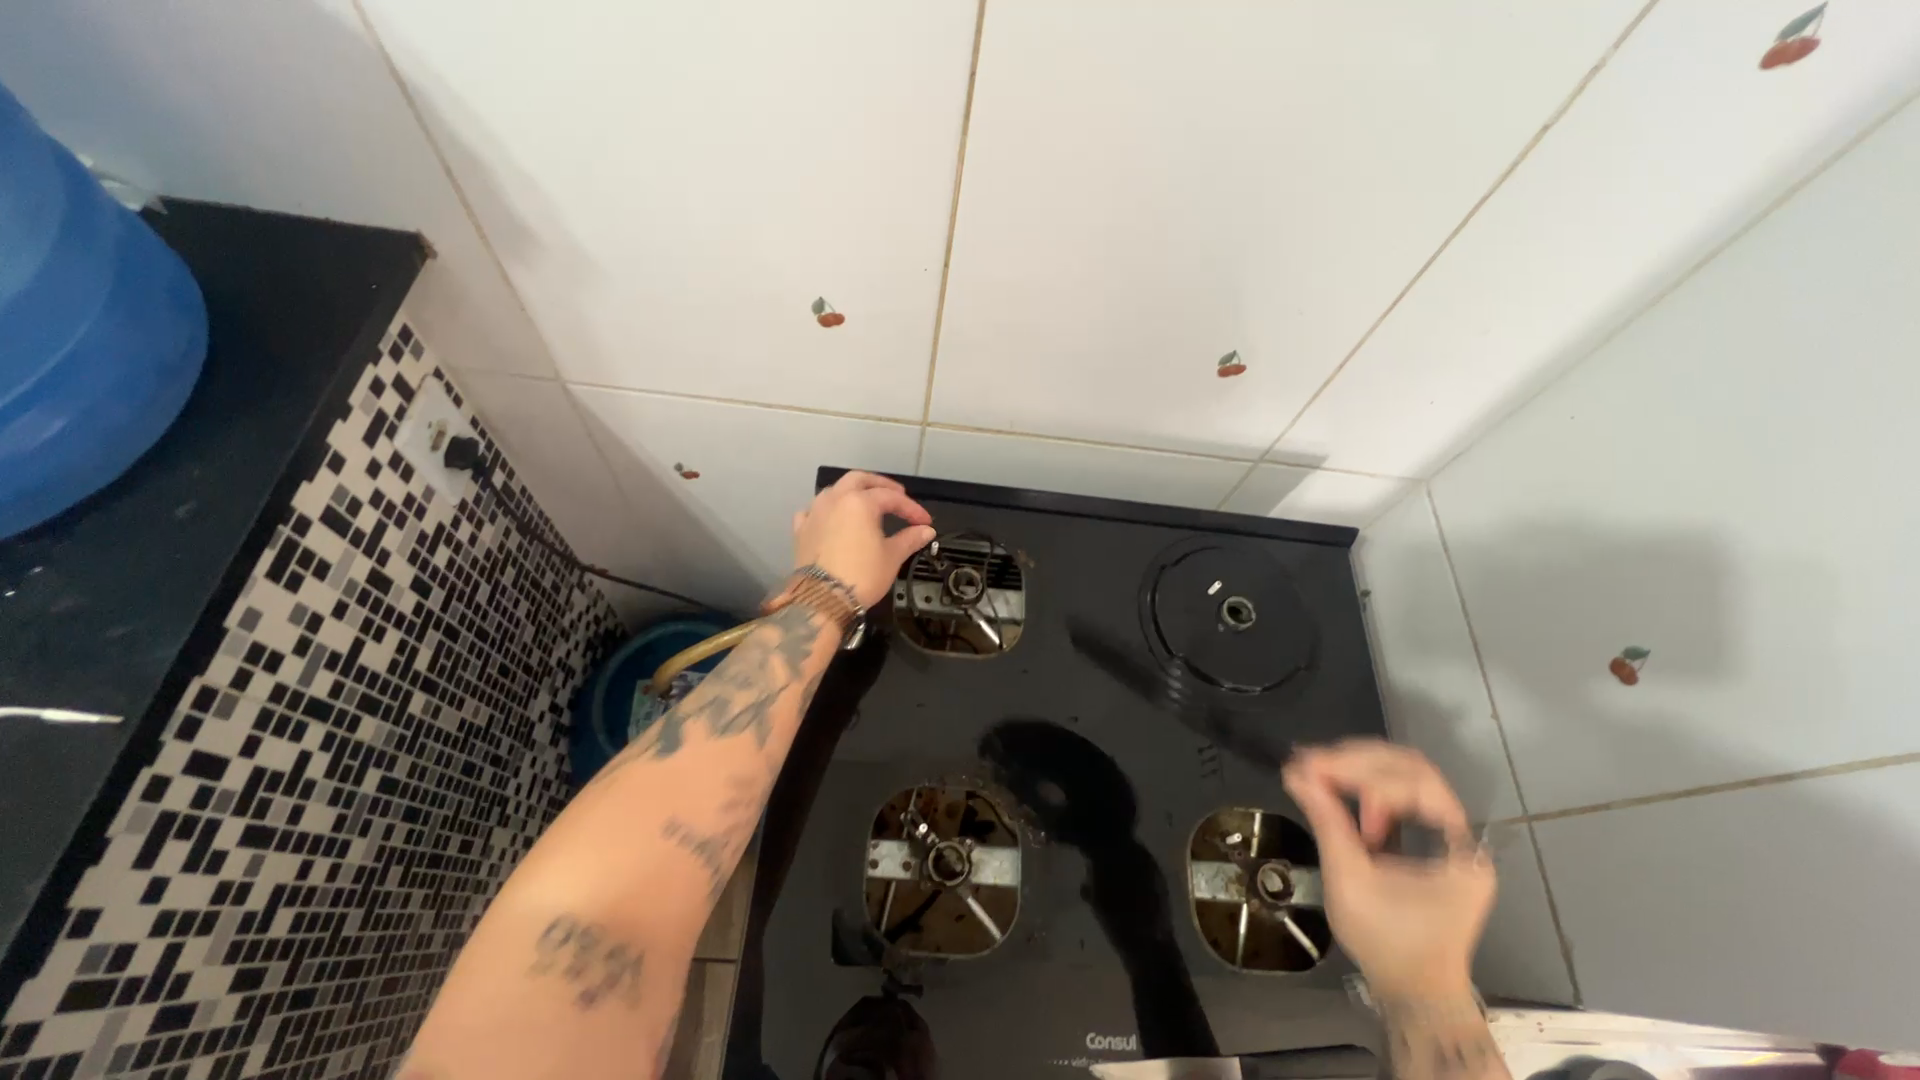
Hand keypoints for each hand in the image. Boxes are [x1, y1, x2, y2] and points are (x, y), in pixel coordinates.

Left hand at [791, 471, 935, 607]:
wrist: (822, 599)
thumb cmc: (862, 575)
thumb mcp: (892, 556)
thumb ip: (910, 539)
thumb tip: (926, 531)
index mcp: (860, 502)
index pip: (892, 498)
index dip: (911, 508)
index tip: (924, 521)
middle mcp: (835, 500)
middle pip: (859, 479)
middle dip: (879, 484)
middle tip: (895, 494)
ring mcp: (814, 513)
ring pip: (834, 490)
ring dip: (851, 492)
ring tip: (864, 504)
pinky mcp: (801, 529)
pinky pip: (813, 510)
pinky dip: (825, 510)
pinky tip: (831, 517)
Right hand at [1282, 739, 1493, 1000]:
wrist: (1413, 989)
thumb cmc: (1387, 944)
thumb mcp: (1350, 882)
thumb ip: (1328, 824)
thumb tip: (1297, 775)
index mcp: (1458, 849)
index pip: (1418, 784)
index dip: (1369, 782)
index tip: (1325, 788)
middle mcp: (1459, 833)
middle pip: (1412, 768)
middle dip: (1358, 760)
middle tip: (1310, 761)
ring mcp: (1444, 833)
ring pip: (1404, 773)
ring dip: (1357, 765)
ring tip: (1313, 767)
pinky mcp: (1425, 837)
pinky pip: (1397, 792)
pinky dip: (1361, 782)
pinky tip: (1330, 781)